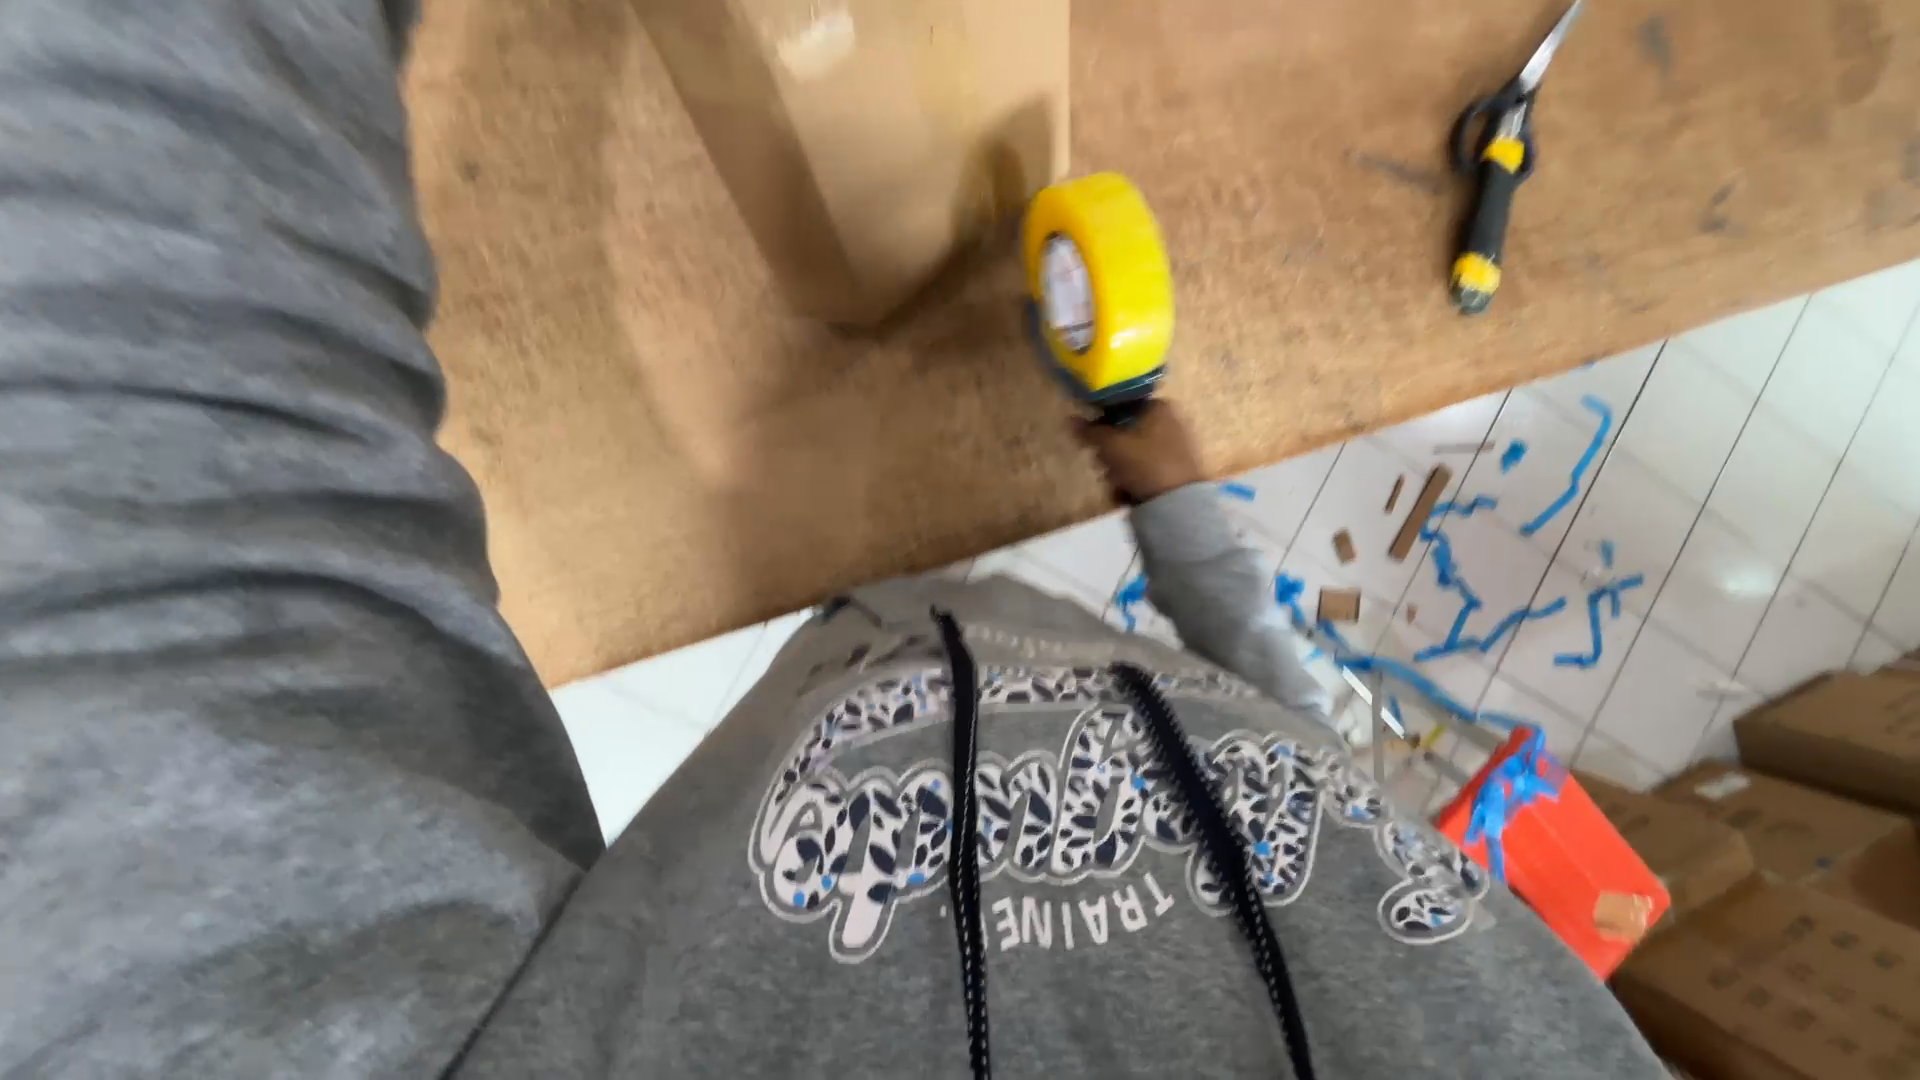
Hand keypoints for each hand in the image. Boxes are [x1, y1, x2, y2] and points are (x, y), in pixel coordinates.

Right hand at [1073, 400, 1206, 503]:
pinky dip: (1135, 479)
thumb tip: (1070, 419)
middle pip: (1124, 433)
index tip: (1092, 442)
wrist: (1177, 502)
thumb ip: (1089, 431)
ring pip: (1133, 453)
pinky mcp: (1179, 468)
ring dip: (1119, 470)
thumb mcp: (1110, 445)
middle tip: (1104, 466)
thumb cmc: (1144, 464)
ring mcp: (1177, 445)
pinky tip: (1129, 492)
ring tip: (1117, 485)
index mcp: (1157, 406)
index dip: (1100, 424)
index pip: (1119, 407)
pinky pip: (1146, 468)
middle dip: (1110, 453)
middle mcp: (1170, 420)